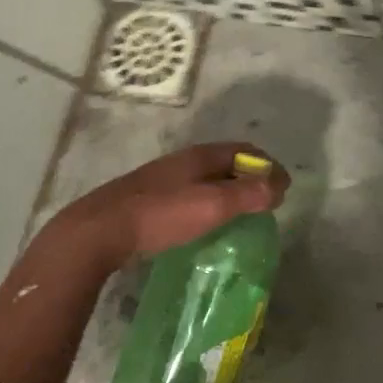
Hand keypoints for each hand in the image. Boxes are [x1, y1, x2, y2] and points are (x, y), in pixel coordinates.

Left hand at [53, 142, 289, 269]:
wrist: (97, 232)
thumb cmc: (160, 215)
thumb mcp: (212, 205)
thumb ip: (248, 195)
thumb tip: (279, 186)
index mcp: (200, 156)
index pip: (245, 150)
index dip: (268, 165)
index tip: (284, 189)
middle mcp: (183, 161)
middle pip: (226, 163)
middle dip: (250, 178)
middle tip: (266, 202)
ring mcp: (162, 179)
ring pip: (206, 179)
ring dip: (229, 191)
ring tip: (240, 214)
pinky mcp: (147, 199)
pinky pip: (190, 194)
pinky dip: (208, 203)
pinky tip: (204, 223)